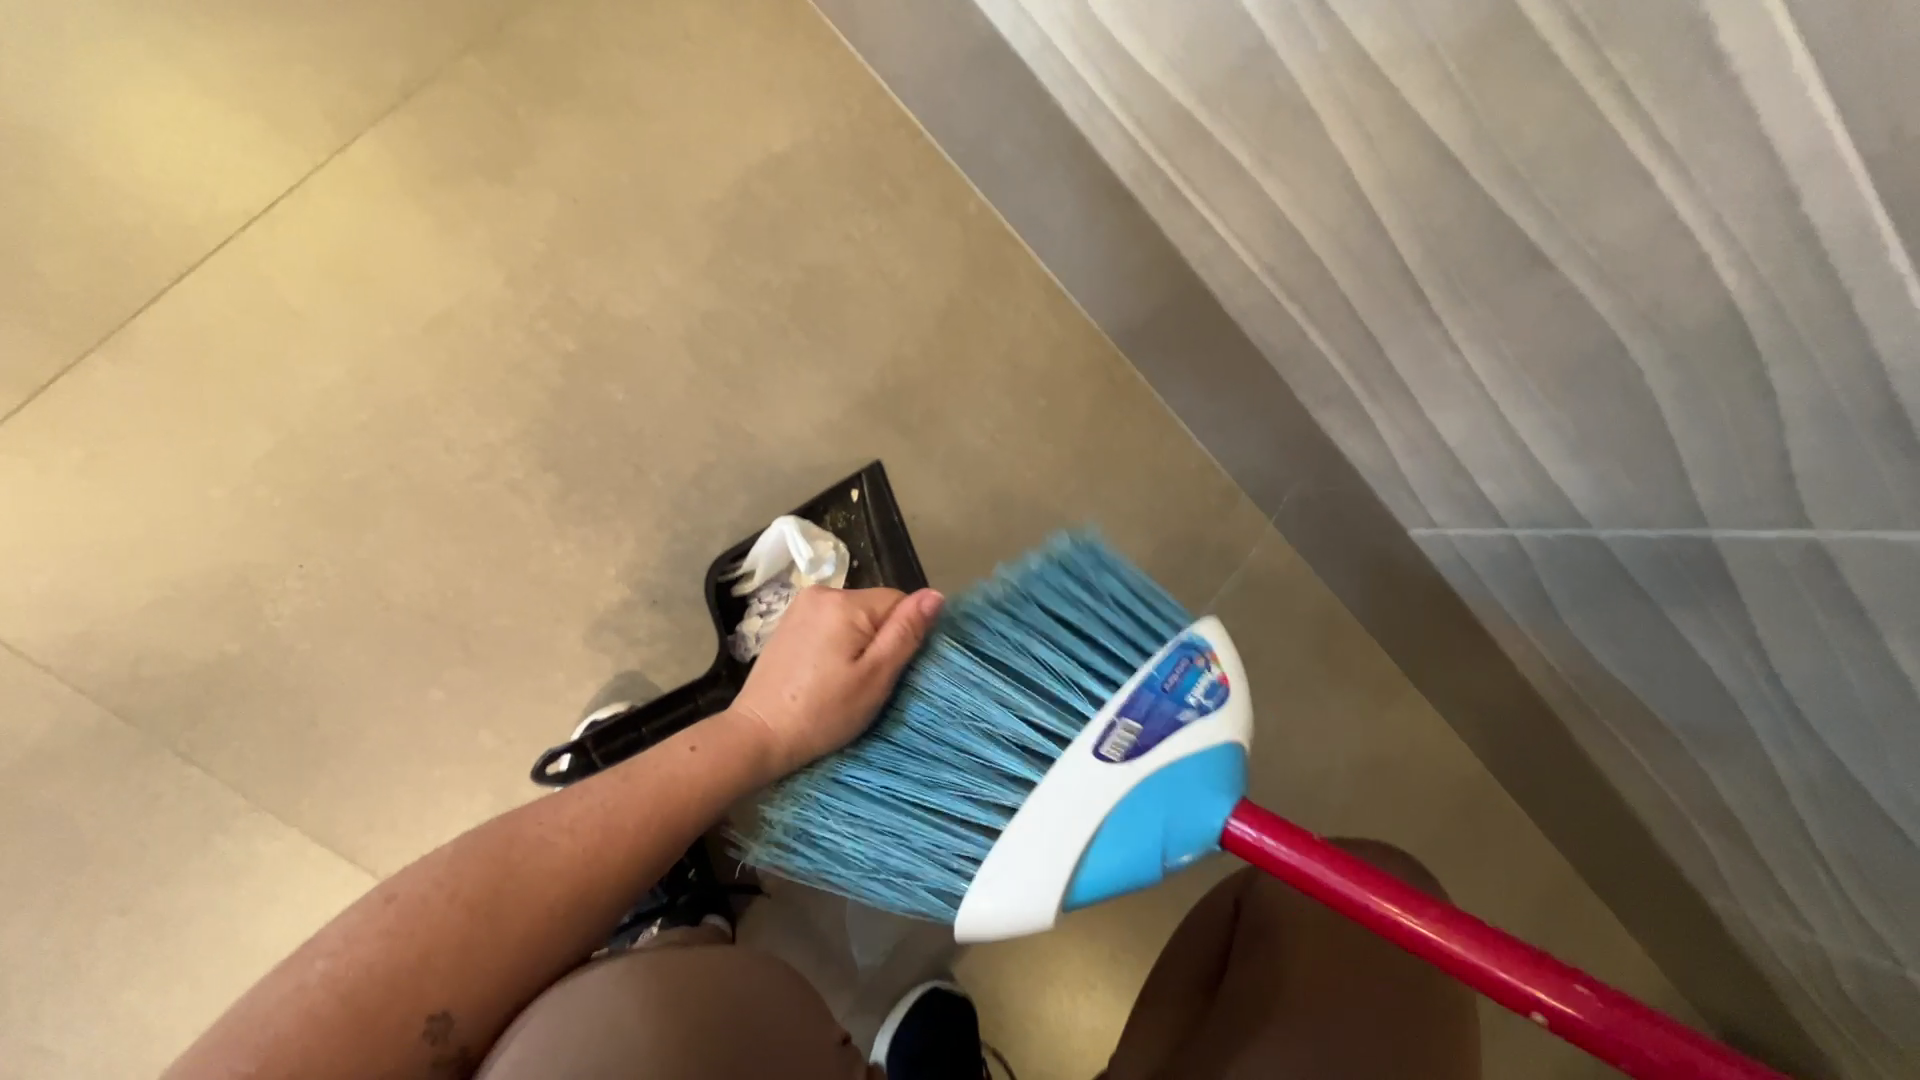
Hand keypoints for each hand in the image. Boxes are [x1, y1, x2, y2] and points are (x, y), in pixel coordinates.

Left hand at [728, 585, 944, 779]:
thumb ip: (906, 632)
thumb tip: (935, 594)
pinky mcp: (788, 623)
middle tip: (865, 682)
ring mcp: (800, 606)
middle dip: (879, 640)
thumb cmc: (823, 712)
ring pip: (853, 617)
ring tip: (844, 680)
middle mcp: (822, 592)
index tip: (888, 671)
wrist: (758, 735)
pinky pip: (830, 624)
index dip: (903, 637)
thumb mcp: (875, 677)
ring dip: (858, 642)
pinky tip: (825, 674)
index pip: (899, 603)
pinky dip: (836, 644)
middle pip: (875, 608)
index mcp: (845, 603)